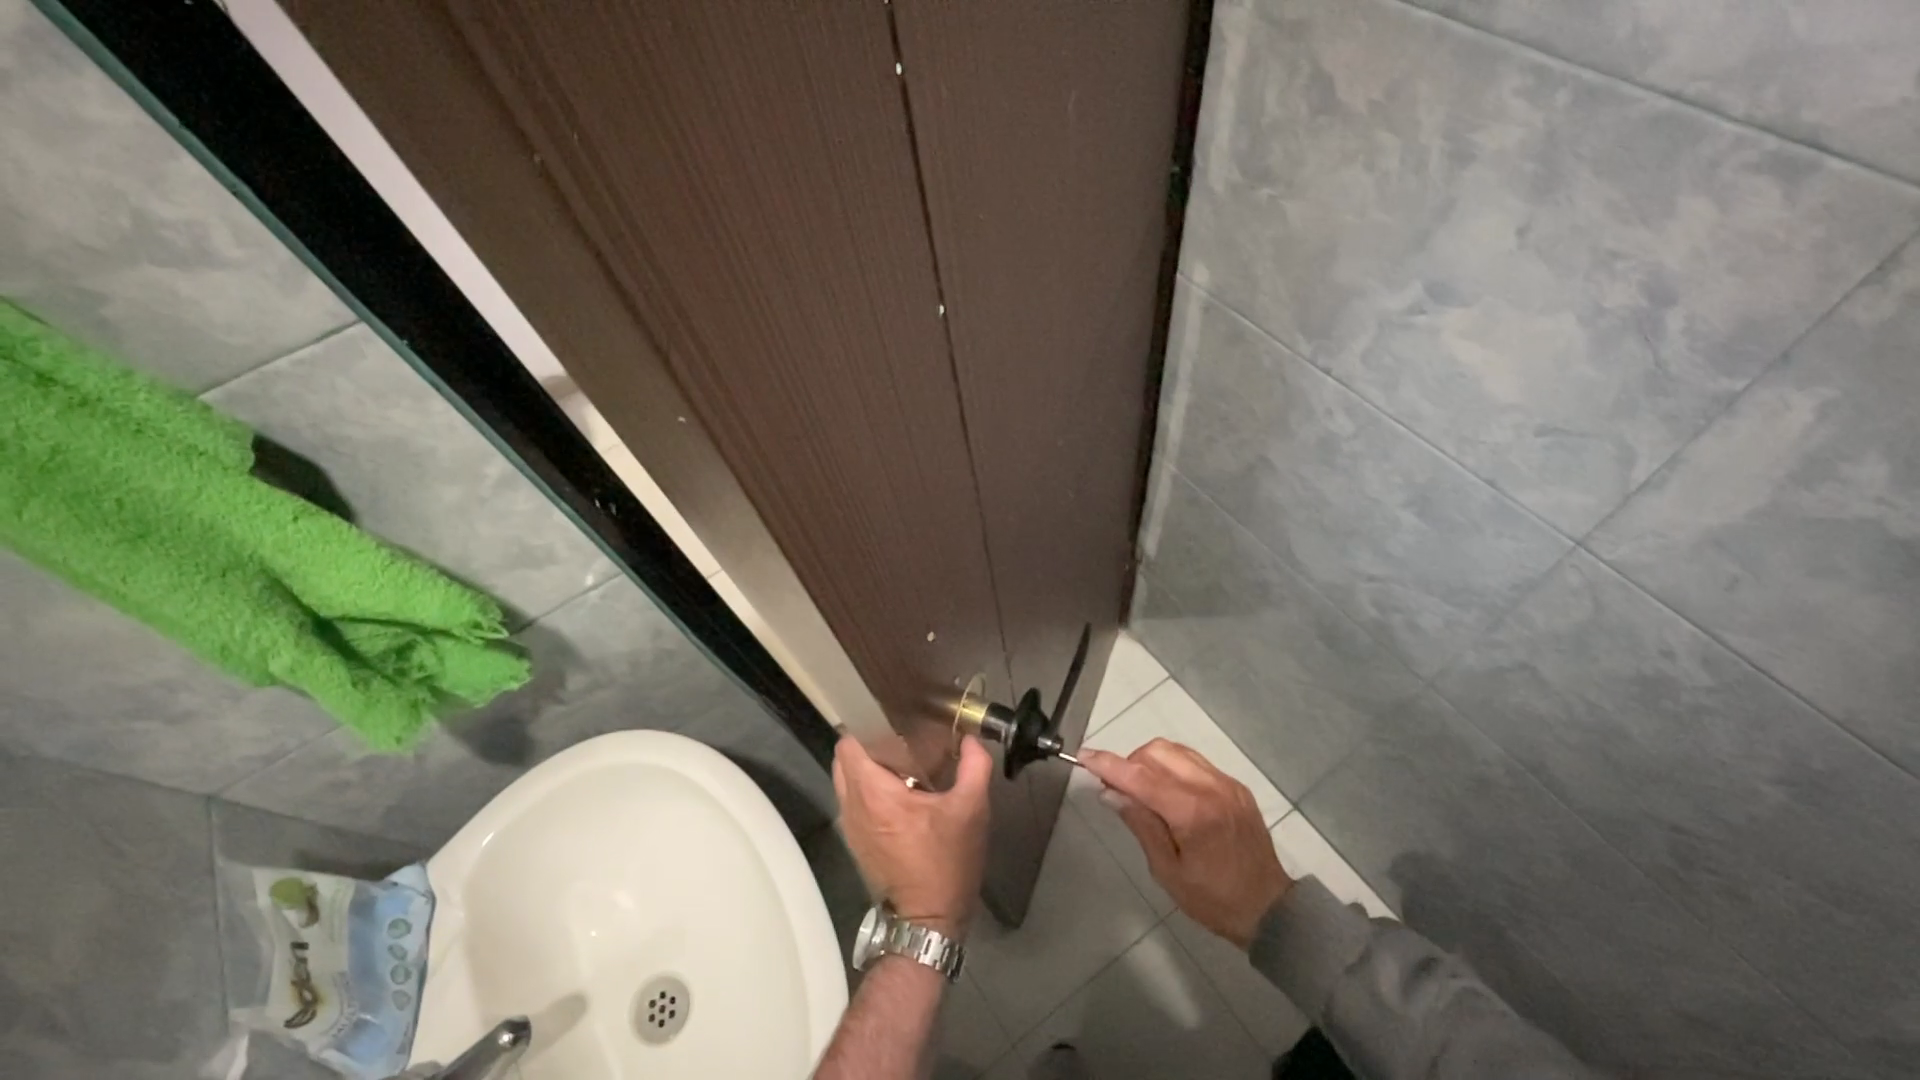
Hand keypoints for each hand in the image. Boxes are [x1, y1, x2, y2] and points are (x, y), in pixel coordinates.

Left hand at [833, 734, 991, 940]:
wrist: (929, 919)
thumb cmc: (947, 862)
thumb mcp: (971, 810)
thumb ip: (974, 766)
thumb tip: (971, 740)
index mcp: (873, 792)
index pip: (849, 743)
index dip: (867, 725)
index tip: (894, 720)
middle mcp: (852, 805)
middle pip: (844, 758)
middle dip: (869, 744)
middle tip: (903, 740)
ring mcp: (850, 825)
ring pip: (846, 780)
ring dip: (868, 768)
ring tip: (903, 763)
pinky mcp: (855, 840)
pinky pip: (853, 800)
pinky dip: (868, 789)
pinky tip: (900, 791)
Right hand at [1081, 739, 1292, 949]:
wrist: (1269, 908)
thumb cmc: (1212, 899)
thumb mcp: (1167, 870)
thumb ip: (1140, 824)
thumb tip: (1110, 792)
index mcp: (1192, 812)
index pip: (1140, 776)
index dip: (1108, 764)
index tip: (1084, 756)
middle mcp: (1211, 787)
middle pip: (1157, 752)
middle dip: (1130, 764)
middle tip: (1117, 792)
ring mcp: (1226, 783)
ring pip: (1176, 751)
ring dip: (1150, 762)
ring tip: (1141, 792)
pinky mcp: (1235, 786)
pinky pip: (1195, 761)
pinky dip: (1172, 767)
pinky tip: (1168, 793)